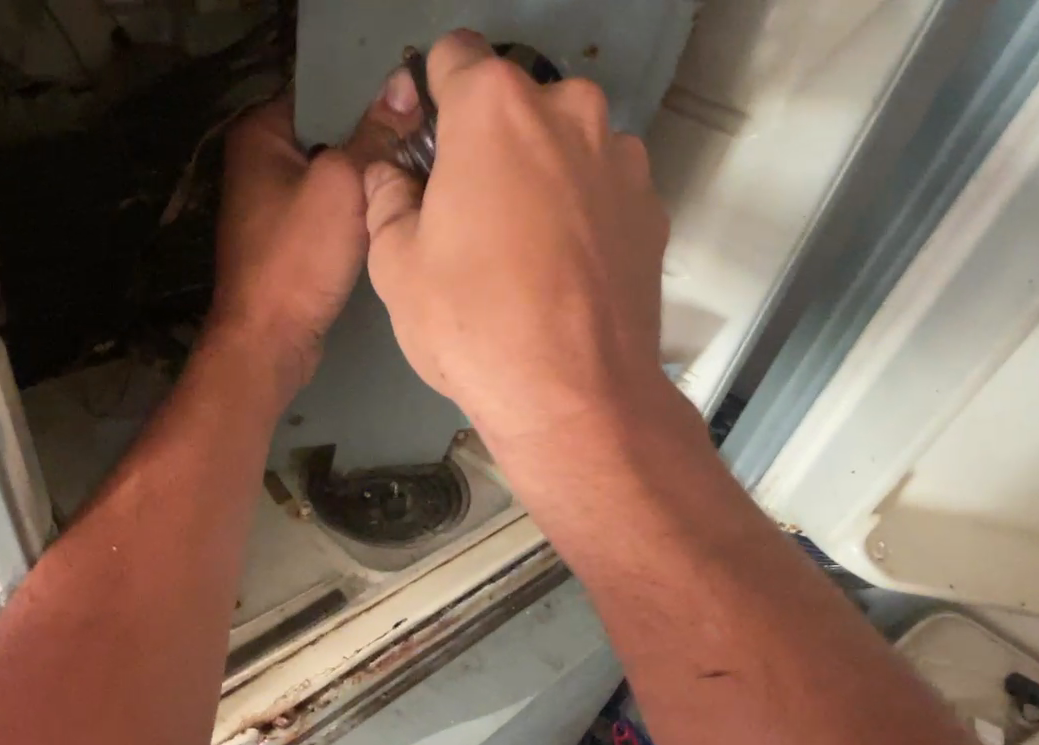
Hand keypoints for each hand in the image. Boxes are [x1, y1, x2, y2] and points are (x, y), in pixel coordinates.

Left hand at [204, 83, 419, 406]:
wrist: (270, 341)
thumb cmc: (297, 258)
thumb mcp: (343, 185)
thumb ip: (375, 135)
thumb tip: (406, 85)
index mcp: (260, 133)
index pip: (326, 92)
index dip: (371, 96)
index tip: (418, 105)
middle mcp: (261, 162)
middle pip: (333, 135)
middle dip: (376, 141)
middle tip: (427, 143)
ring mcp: (274, 206)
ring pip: (338, 178)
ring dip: (371, 181)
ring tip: (418, 176)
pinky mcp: (291, 243)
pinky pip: (334, 213)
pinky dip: (359, 214)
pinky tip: (391, 216)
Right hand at [361, 31, 669, 444]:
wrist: (573, 395)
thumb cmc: (470, 323)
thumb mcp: (394, 266)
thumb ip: (386, 201)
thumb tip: (391, 178)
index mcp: (494, 109)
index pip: (455, 56)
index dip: (432, 94)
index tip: (429, 143)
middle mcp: (568, 110)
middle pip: (515, 104)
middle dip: (487, 142)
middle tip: (469, 214)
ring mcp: (620, 157)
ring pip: (564, 146)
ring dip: (539, 175)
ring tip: (522, 252)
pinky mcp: (651, 207)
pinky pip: (600, 189)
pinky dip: (579, 211)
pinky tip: (562, 272)